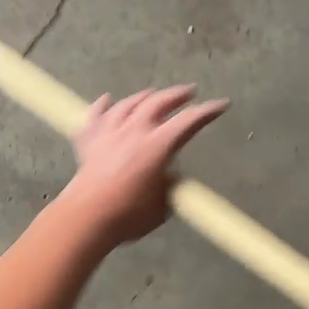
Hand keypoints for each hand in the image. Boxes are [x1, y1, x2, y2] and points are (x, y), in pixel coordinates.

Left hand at [57, 86, 227, 246]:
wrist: (87, 216)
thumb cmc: (129, 214)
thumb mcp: (163, 204)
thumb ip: (168, 186)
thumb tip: (167, 176)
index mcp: (158, 145)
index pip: (189, 121)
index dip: (207, 112)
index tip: (221, 104)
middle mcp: (133, 131)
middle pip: (157, 103)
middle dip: (176, 95)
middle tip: (188, 92)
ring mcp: (108, 133)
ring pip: (126, 105)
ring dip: (142, 97)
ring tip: (150, 94)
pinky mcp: (87, 141)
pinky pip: (94, 116)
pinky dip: (101, 106)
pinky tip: (105, 100)